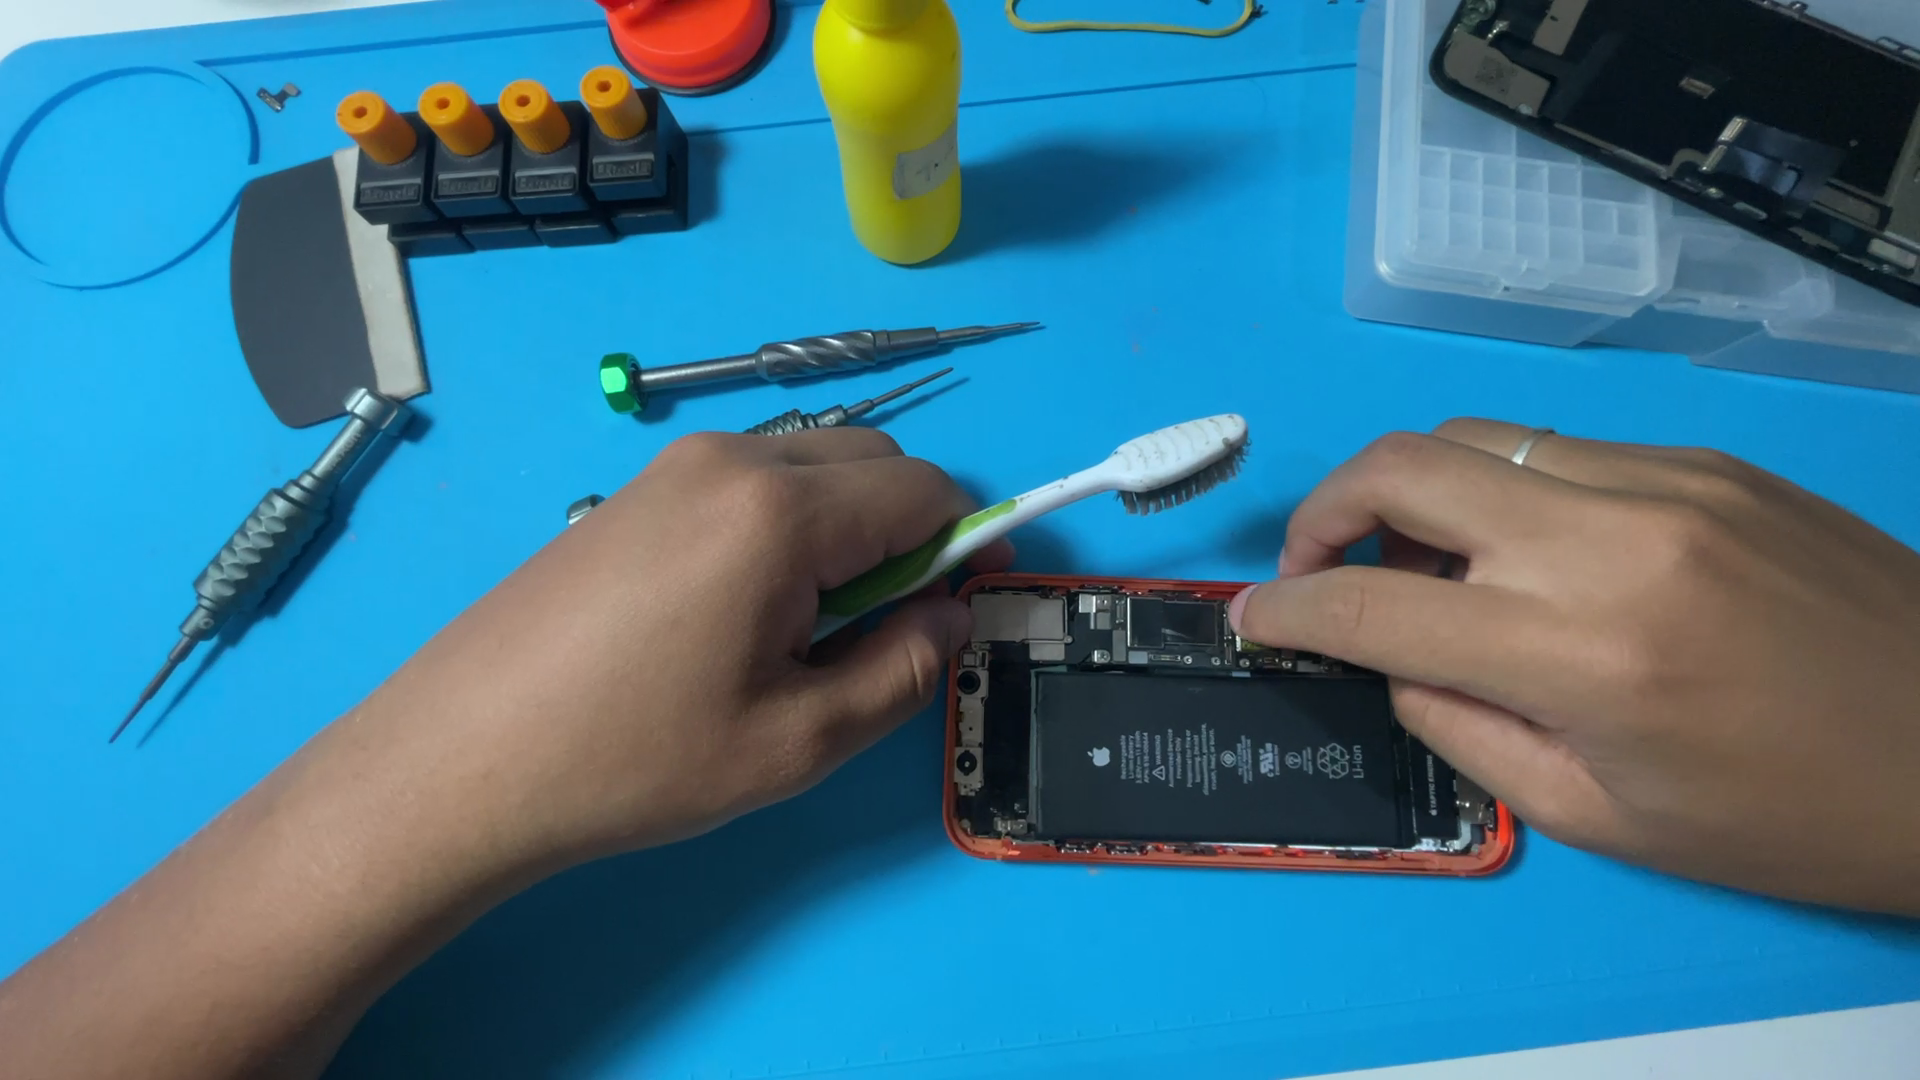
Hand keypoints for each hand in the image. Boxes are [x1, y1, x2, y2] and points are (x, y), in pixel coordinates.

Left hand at [342, 428, 1008, 870]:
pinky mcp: (643, 487)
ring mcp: (679, 464)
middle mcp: (735, 458)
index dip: (969, 542)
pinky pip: (759, 480)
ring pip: (818, 466)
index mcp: (782, 511)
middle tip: (880, 623)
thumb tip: (957, 616)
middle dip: (911, 531)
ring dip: (852, 526)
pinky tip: (742, 603)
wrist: (455, 764)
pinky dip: (794, 522)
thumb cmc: (638, 760)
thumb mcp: (800, 739)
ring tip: (804, 621)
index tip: (967, 603)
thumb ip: (905, 668)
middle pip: (877, 462)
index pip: (926, 490)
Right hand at [1229, 419, 1919, 914]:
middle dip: (1319, 515)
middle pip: (1396, 468)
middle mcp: (1604, 539)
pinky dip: (1483, 495)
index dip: (1281, 611)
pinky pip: (1539, 454)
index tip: (1248, 619)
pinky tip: (1516, 551)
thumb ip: (1451, 721)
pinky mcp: (1695, 461)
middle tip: (1314, 570)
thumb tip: (1386, 654)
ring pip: (1460, 442)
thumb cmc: (1786, 816)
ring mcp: (1658, 481)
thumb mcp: (1588, 814)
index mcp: (1577, 650)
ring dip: (1398, 496)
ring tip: (1416, 561)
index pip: (1365, 607)